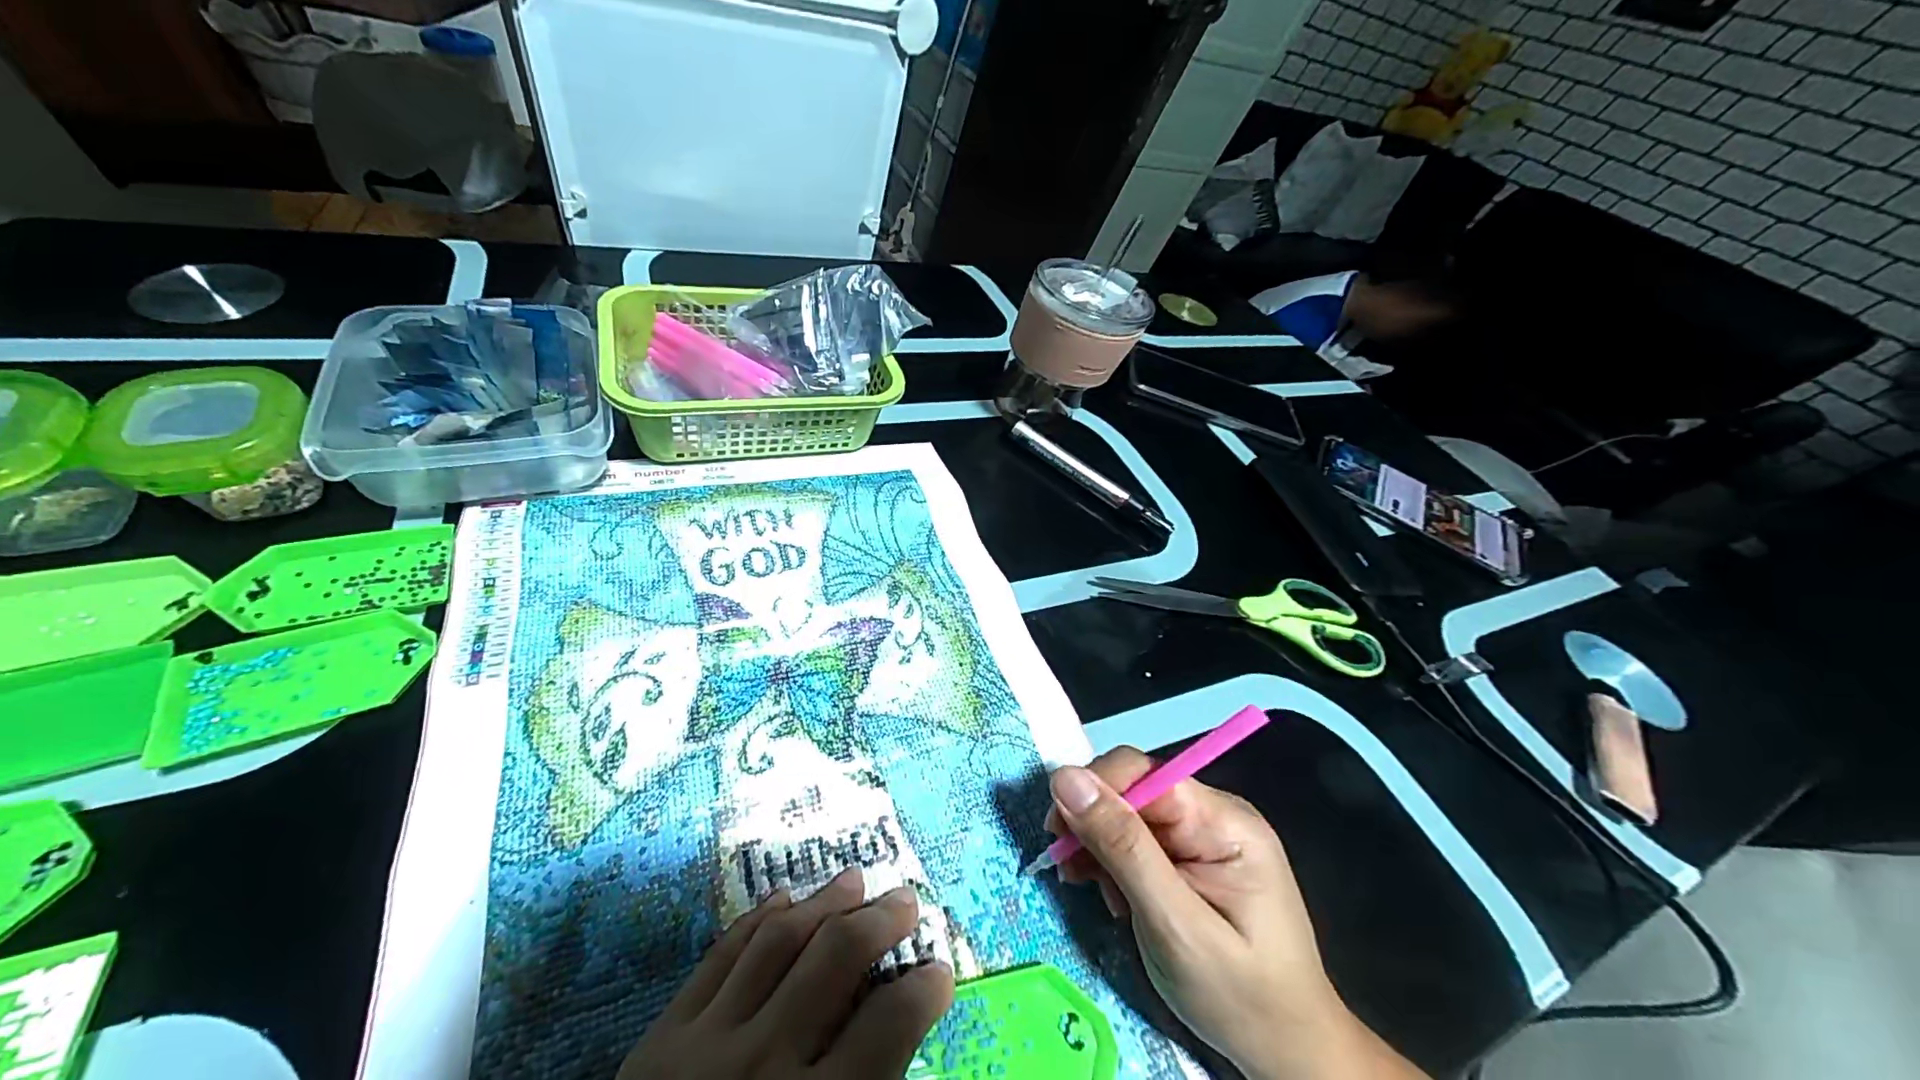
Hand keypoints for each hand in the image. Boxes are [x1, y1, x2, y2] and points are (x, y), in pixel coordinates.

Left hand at [617, 867, 953, 1079]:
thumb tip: (904, 1030)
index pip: (891, 1023)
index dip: (926, 990)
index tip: (938, 972)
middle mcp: (767, 1063)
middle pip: (836, 957)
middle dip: (881, 920)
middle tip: (905, 900)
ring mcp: (708, 1043)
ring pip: (779, 942)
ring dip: (823, 903)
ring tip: (854, 880)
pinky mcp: (662, 1036)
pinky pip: (720, 956)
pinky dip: (756, 921)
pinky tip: (783, 899)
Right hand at [1044, 748, 1426, 1079]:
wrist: (1288, 1051)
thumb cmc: (1238, 995)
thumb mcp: (1173, 925)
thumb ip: (1121, 846)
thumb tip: (1066, 778)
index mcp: (1223, 821)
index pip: (1143, 772)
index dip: (1093, 792)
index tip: (1057, 834)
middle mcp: (1214, 814)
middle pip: (1133, 790)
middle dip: (1093, 824)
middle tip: (1070, 871)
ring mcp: (1204, 836)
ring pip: (1130, 815)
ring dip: (1099, 847)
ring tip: (1090, 889)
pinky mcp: (1193, 858)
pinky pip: (1140, 840)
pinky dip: (1114, 863)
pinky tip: (1112, 894)